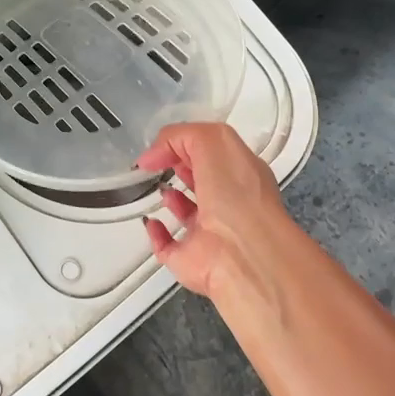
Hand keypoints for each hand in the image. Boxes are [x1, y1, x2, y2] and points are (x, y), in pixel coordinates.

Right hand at [138, 122, 299, 300]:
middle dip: (182, 168)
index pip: (214, 152)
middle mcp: (229, 203)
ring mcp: (211, 233)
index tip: (163, 145)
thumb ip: (179, 136)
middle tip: (159, 162)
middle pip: (203, 180)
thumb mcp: (212, 140)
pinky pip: (168, 245)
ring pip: (189, 213)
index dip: (187, 143)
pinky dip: (157, 234)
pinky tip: (151, 222)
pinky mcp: (191, 259)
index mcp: (241, 174)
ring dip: (172, 200)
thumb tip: (154, 155)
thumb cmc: (237, 195)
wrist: (242, 253)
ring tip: (157, 188)